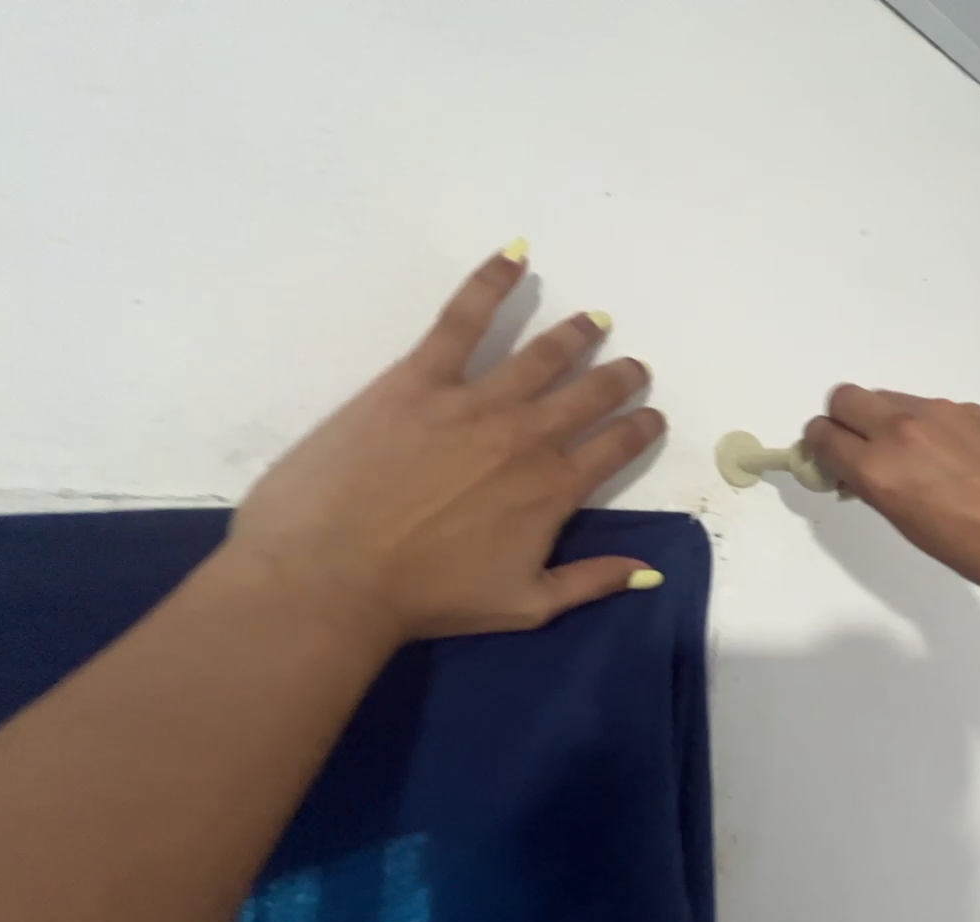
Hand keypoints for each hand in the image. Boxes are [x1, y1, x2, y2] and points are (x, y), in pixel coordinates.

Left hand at [226, 247, 664, 640]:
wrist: (326, 577)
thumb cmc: (430, 598)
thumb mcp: (528, 605)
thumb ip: (594, 581)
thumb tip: (652, 569)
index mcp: (556, 488)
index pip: (619, 445)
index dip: (643, 427)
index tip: (652, 417)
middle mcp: (529, 436)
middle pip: (592, 393)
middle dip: (621, 377)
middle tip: (632, 366)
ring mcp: (475, 401)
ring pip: (543, 354)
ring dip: (577, 335)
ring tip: (595, 320)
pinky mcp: (418, 379)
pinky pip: (462, 320)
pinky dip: (491, 284)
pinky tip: (514, 258)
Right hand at [805, 386, 979, 602]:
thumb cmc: (973, 550)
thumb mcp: (907, 525)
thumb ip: (872, 486)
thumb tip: (854, 468)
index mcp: (879, 467)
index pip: (821, 434)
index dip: (820, 449)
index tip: (833, 465)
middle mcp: (902, 429)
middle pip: (845, 398)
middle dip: (844, 422)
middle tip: (864, 452)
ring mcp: (940, 412)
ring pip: (888, 398)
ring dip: (885, 421)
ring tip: (918, 460)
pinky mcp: (971, 408)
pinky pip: (929, 407)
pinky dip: (927, 426)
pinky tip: (957, 459)